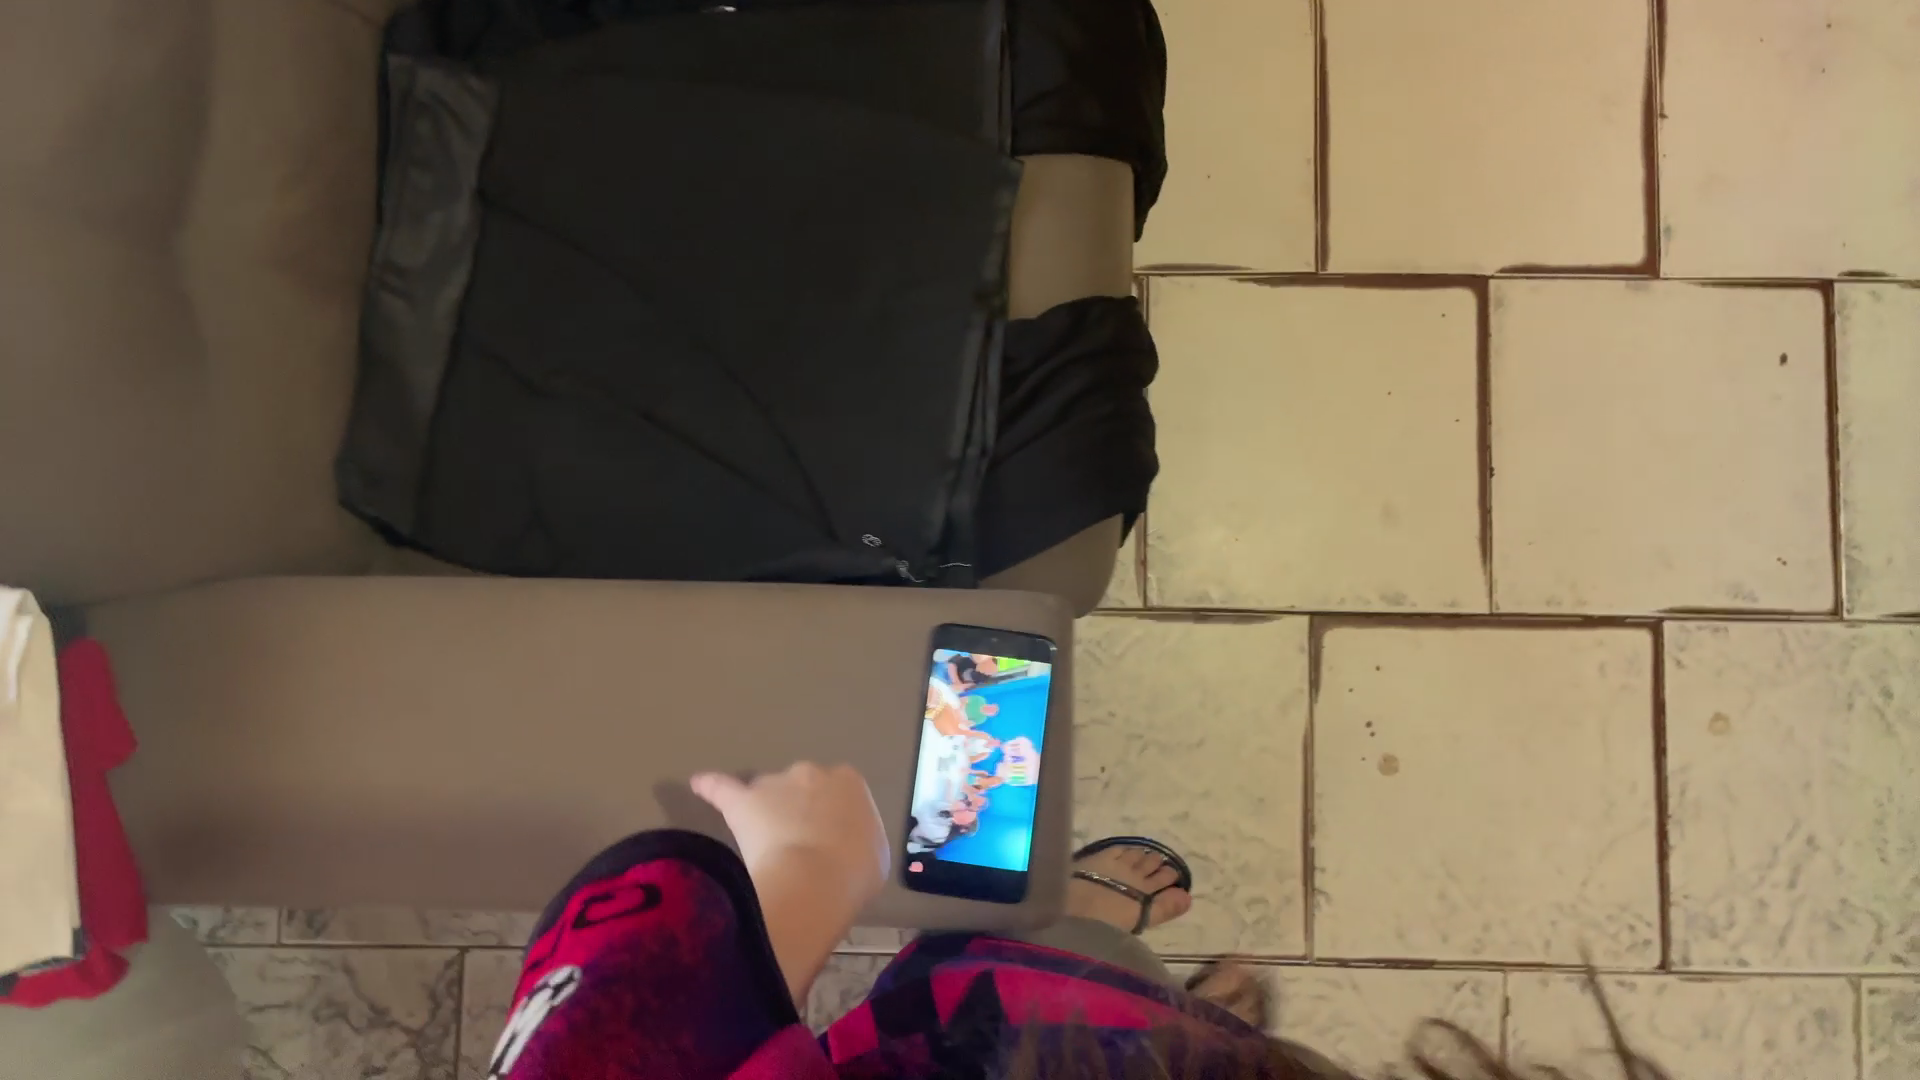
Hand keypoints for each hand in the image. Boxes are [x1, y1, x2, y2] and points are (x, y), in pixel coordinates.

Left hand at [690, 763, 890, 1005]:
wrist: (815, 882)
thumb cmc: (854, 873)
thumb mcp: (873, 858)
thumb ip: (857, 843)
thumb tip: (844, 848)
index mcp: (850, 783)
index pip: (839, 791)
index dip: (831, 819)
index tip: (829, 842)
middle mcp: (813, 773)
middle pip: (802, 788)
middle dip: (799, 812)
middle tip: (800, 848)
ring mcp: (775, 784)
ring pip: (767, 794)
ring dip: (766, 814)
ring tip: (763, 847)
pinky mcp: (742, 802)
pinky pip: (722, 788)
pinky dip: (711, 786)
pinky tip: (700, 784)